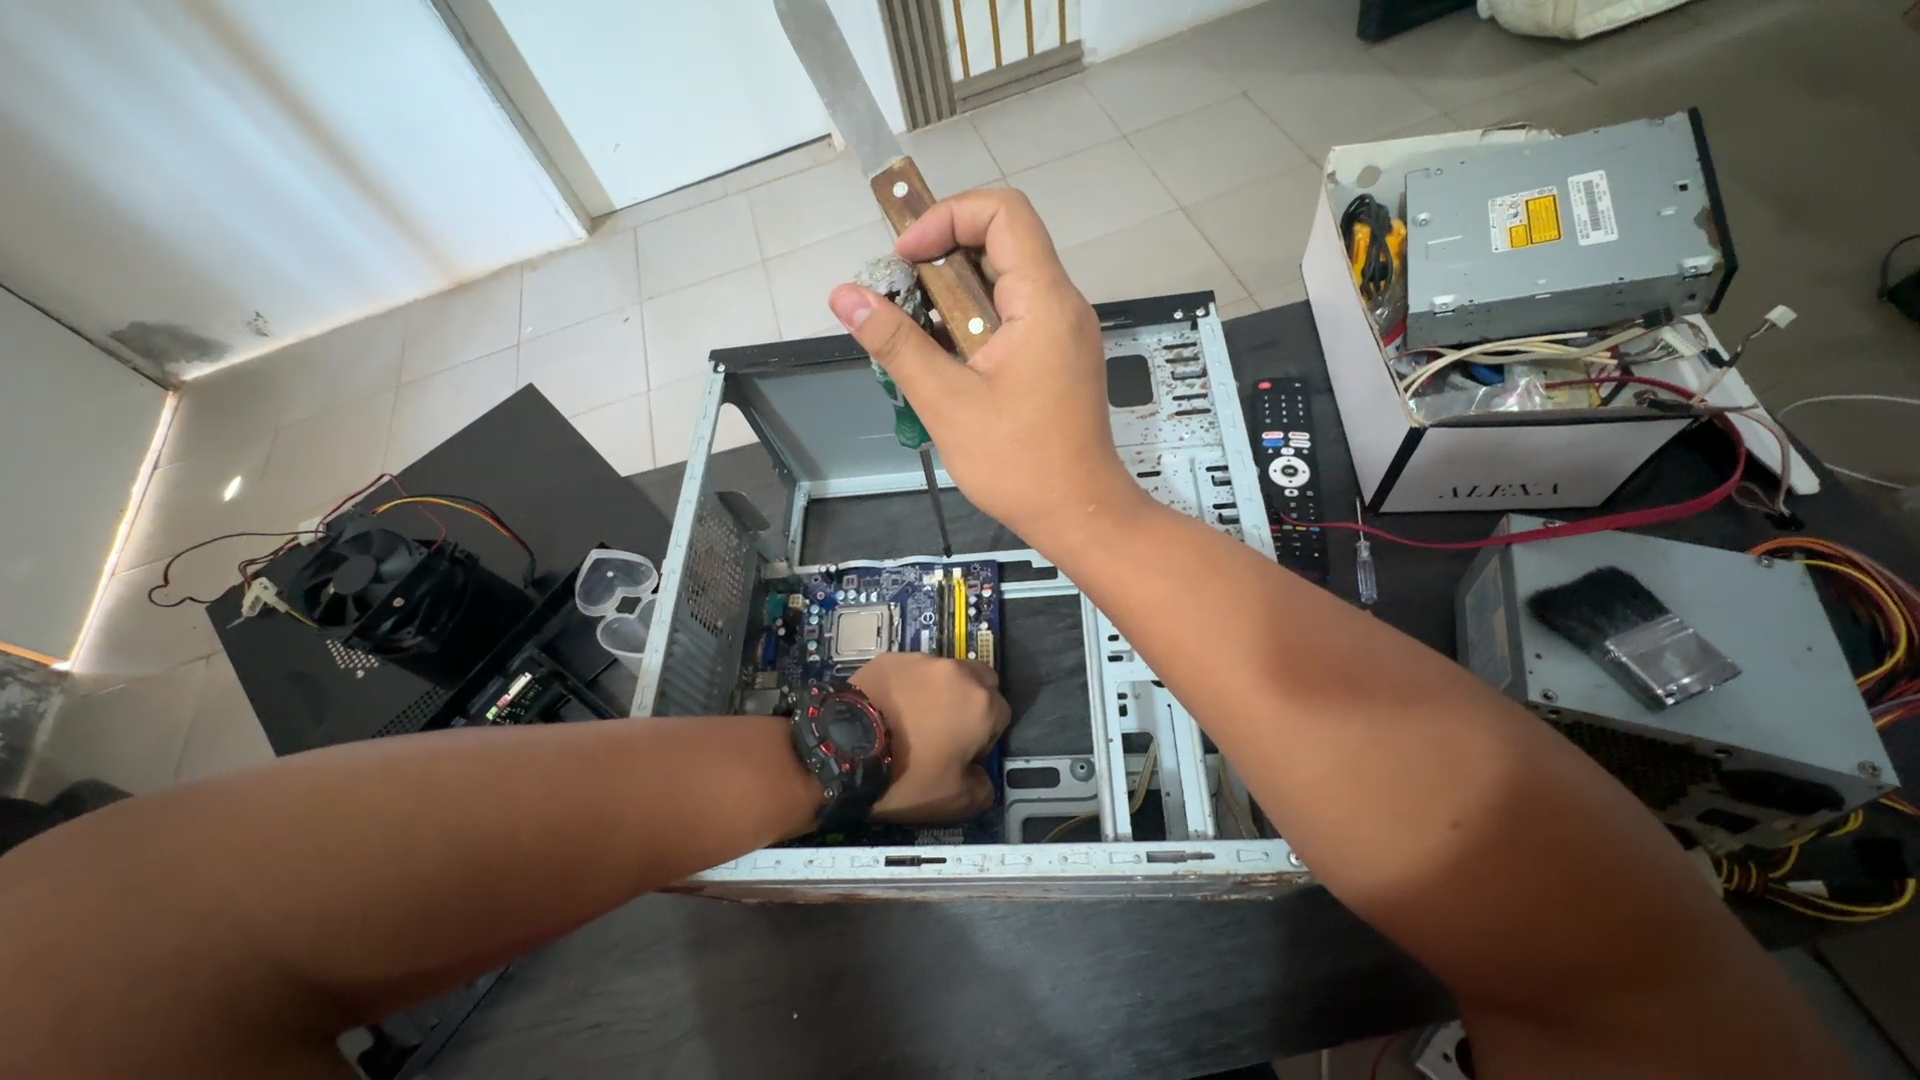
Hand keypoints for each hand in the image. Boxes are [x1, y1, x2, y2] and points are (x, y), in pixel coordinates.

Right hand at [828, 189, 1144, 544]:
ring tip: (915, 332)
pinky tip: (945, 359)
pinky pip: (1013, 314)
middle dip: (941, 257)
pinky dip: (973, 322)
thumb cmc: (1018, 463)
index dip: (946, 216)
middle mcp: (1062, 304)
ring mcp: (1063, 331)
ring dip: (953, 295)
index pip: (1002, 212)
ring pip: (1004, 280)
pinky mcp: (1058, 356)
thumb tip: (845, 296)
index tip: (905, 257)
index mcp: (1043, 302)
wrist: (1078, 513)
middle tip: (900, 295)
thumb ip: (896, 342)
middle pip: (1001, 241)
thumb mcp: (946, 402)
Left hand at [851, 652, 1009, 822]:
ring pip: (944, 673)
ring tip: (911, 720)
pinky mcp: (889, 658)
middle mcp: (956, 673)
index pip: (1002, 716)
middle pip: (980, 681)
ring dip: (939, 692)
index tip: (963, 755)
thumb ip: (982, 789)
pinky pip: (910, 671)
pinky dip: (907, 687)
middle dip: (972, 703)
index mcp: (981, 704)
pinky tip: (887, 710)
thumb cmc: (906, 775)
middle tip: (948, 730)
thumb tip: (982, 779)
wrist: (842, 750)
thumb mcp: (953, 801)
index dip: (986, 738)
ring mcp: (920, 660)